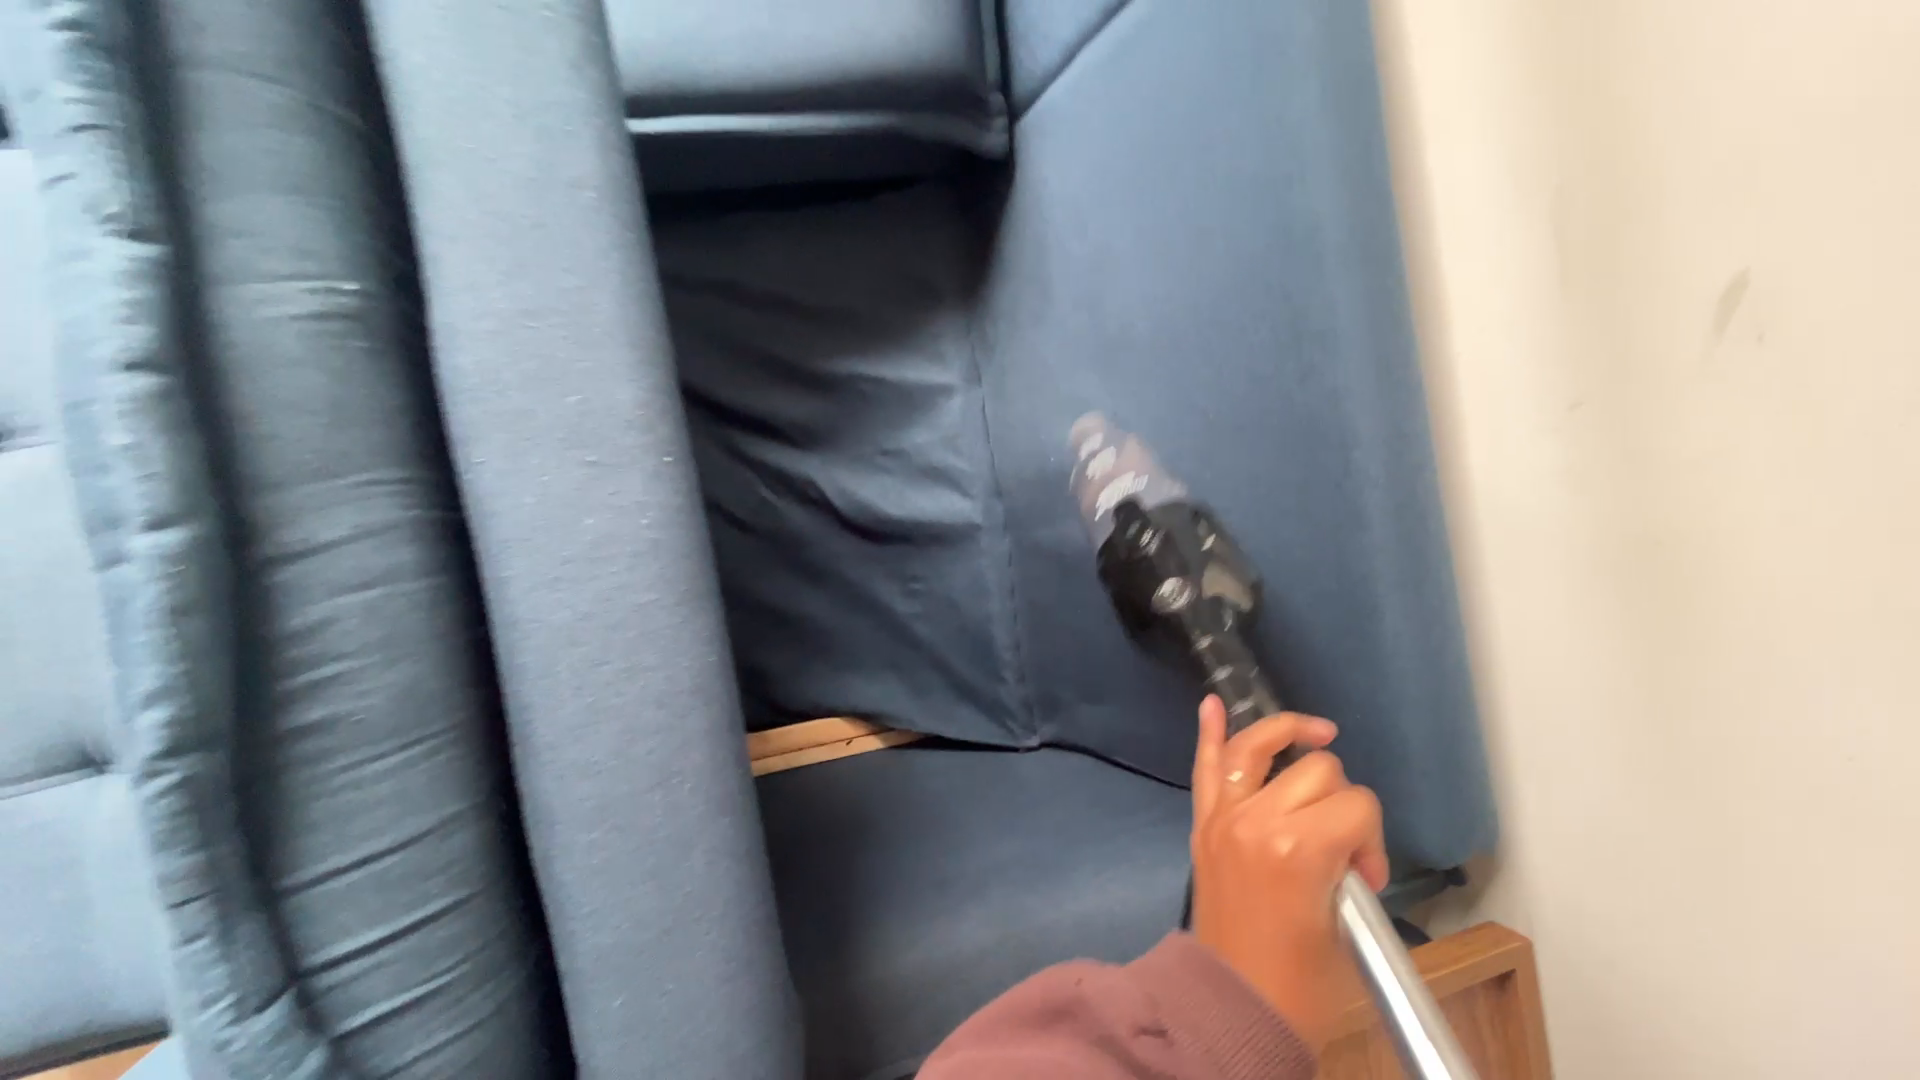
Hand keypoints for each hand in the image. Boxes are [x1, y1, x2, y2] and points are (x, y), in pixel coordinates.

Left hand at [1188, 696, 1389, 1053]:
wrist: (1234, 1005)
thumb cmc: (1301, 982)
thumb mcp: (1345, 922)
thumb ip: (1350, 864)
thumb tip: (1348, 839)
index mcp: (1298, 849)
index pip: (1356, 804)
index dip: (1373, 838)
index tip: (1366, 878)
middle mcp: (1255, 820)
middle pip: (1316, 769)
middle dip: (1341, 800)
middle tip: (1342, 850)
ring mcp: (1223, 817)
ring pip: (1258, 749)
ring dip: (1288, 736)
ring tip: (1316, 734)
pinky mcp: (1203, 824)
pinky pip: (1206, 768)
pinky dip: (1210, 734)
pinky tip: (1213, 704)